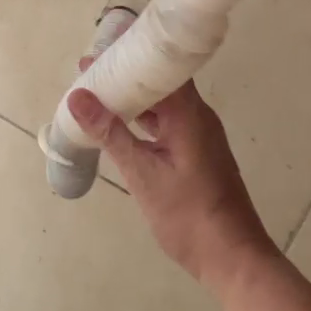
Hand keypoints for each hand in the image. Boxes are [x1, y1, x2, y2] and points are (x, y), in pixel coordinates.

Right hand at [66, 69, 278, 296]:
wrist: (233, 259)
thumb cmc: (189, 214)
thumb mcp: (142, 174)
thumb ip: (110, 133)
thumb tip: (77, 96)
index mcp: (188, 112)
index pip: (159, 65)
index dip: (129, 54)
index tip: (99, 51)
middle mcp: (197, 115)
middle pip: (160, 81)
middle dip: (126, 74)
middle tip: (90, 70)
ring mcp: (199, 134)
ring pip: (163, 103)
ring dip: (134, 97)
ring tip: (98, 93)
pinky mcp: (197, 152)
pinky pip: (167, 122)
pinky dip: (144, 118)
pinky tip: (120, 125)